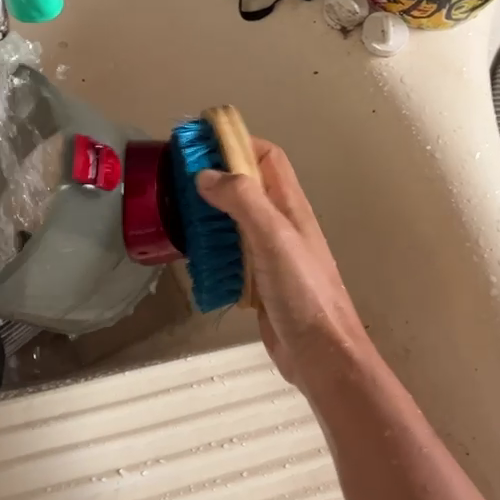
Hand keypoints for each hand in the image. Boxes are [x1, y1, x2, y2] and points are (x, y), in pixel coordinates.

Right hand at [195, 139, 371, 390]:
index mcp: (290, 205)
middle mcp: (280, 223)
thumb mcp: (273, 236)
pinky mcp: (258, 282)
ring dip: (209, 214)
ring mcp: (269, 254)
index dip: (236, 143)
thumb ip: (242, 200)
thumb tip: (206, 174)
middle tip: (178, 180)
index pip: (265, 156)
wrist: (322, 357)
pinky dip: (211, 250)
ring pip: (235, 220)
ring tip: (179, 214)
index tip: (200, 143)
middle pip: (246, 186)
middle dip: (215, 177)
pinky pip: (230, 254)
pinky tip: (194, 257)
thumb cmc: (302, 291)